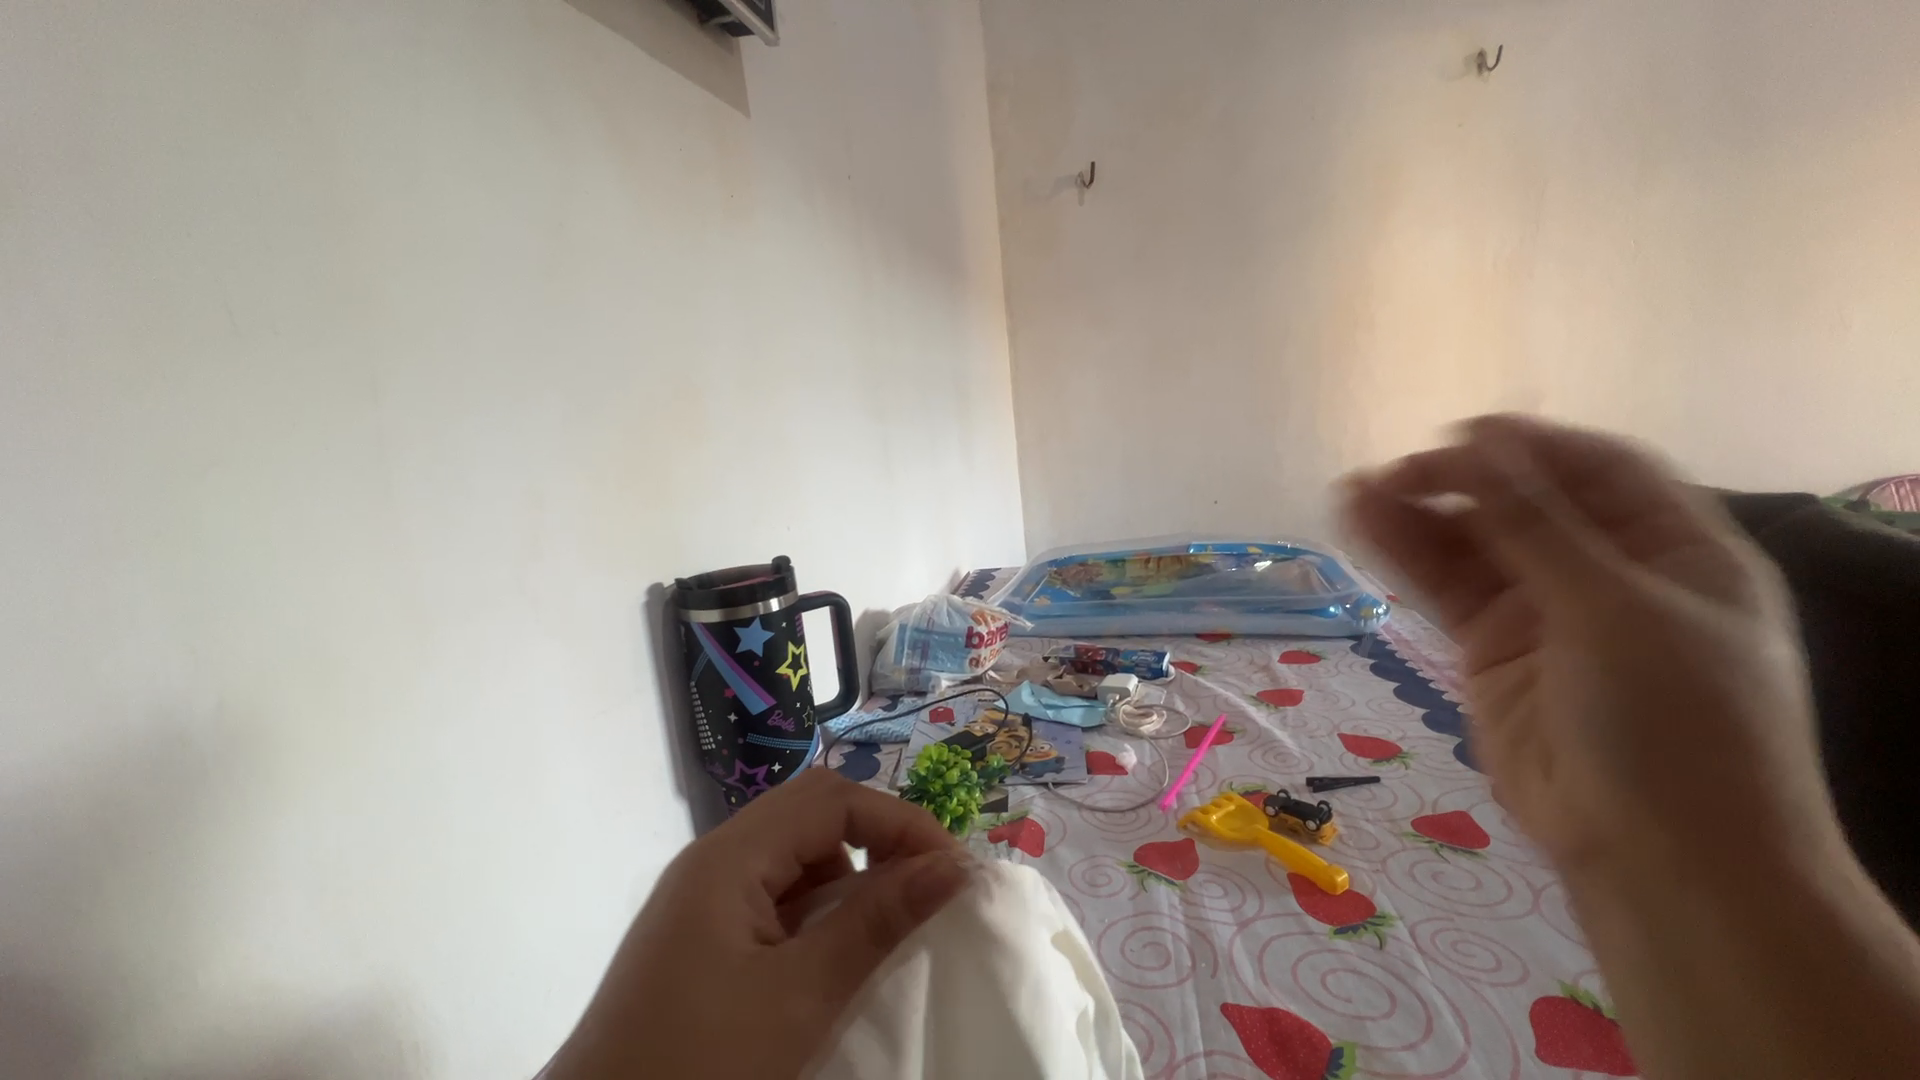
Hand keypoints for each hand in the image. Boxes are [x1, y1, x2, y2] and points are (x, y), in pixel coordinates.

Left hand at [544, 769, 970, 1079]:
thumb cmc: (700, 1066)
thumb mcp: (800, 996)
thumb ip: (877, 922)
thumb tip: (952, 865)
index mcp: (729, 858)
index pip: (832, 799)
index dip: (898, 822)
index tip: (951, 870)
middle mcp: (714, 860)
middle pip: (811, 812)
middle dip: (878, 837)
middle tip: (929, 886)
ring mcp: (705, 898)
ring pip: (795, 852)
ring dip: (850, 872)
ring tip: (889, 922)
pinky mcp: (703, 936)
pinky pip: (775, 894)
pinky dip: (819, 907)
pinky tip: (837, 950)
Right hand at [1341, 415, 1833, 876]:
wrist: (1656, 853)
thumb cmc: (1672, 722)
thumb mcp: (1613, 610)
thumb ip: (1537, 526)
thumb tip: (1481, 445)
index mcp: (1675, 550)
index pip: (1599, 471)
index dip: (1530, 446)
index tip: (1458, 435)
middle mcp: (1608, 571)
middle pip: (1524, 503)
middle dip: (1460, 481)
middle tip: (1393, 474)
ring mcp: (1545, 612)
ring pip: (1472, 545)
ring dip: (1416, 515)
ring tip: (1353, 491)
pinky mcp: (1490, 648)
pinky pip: (1445, 588)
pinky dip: (1406, 557)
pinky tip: (1362, 526)